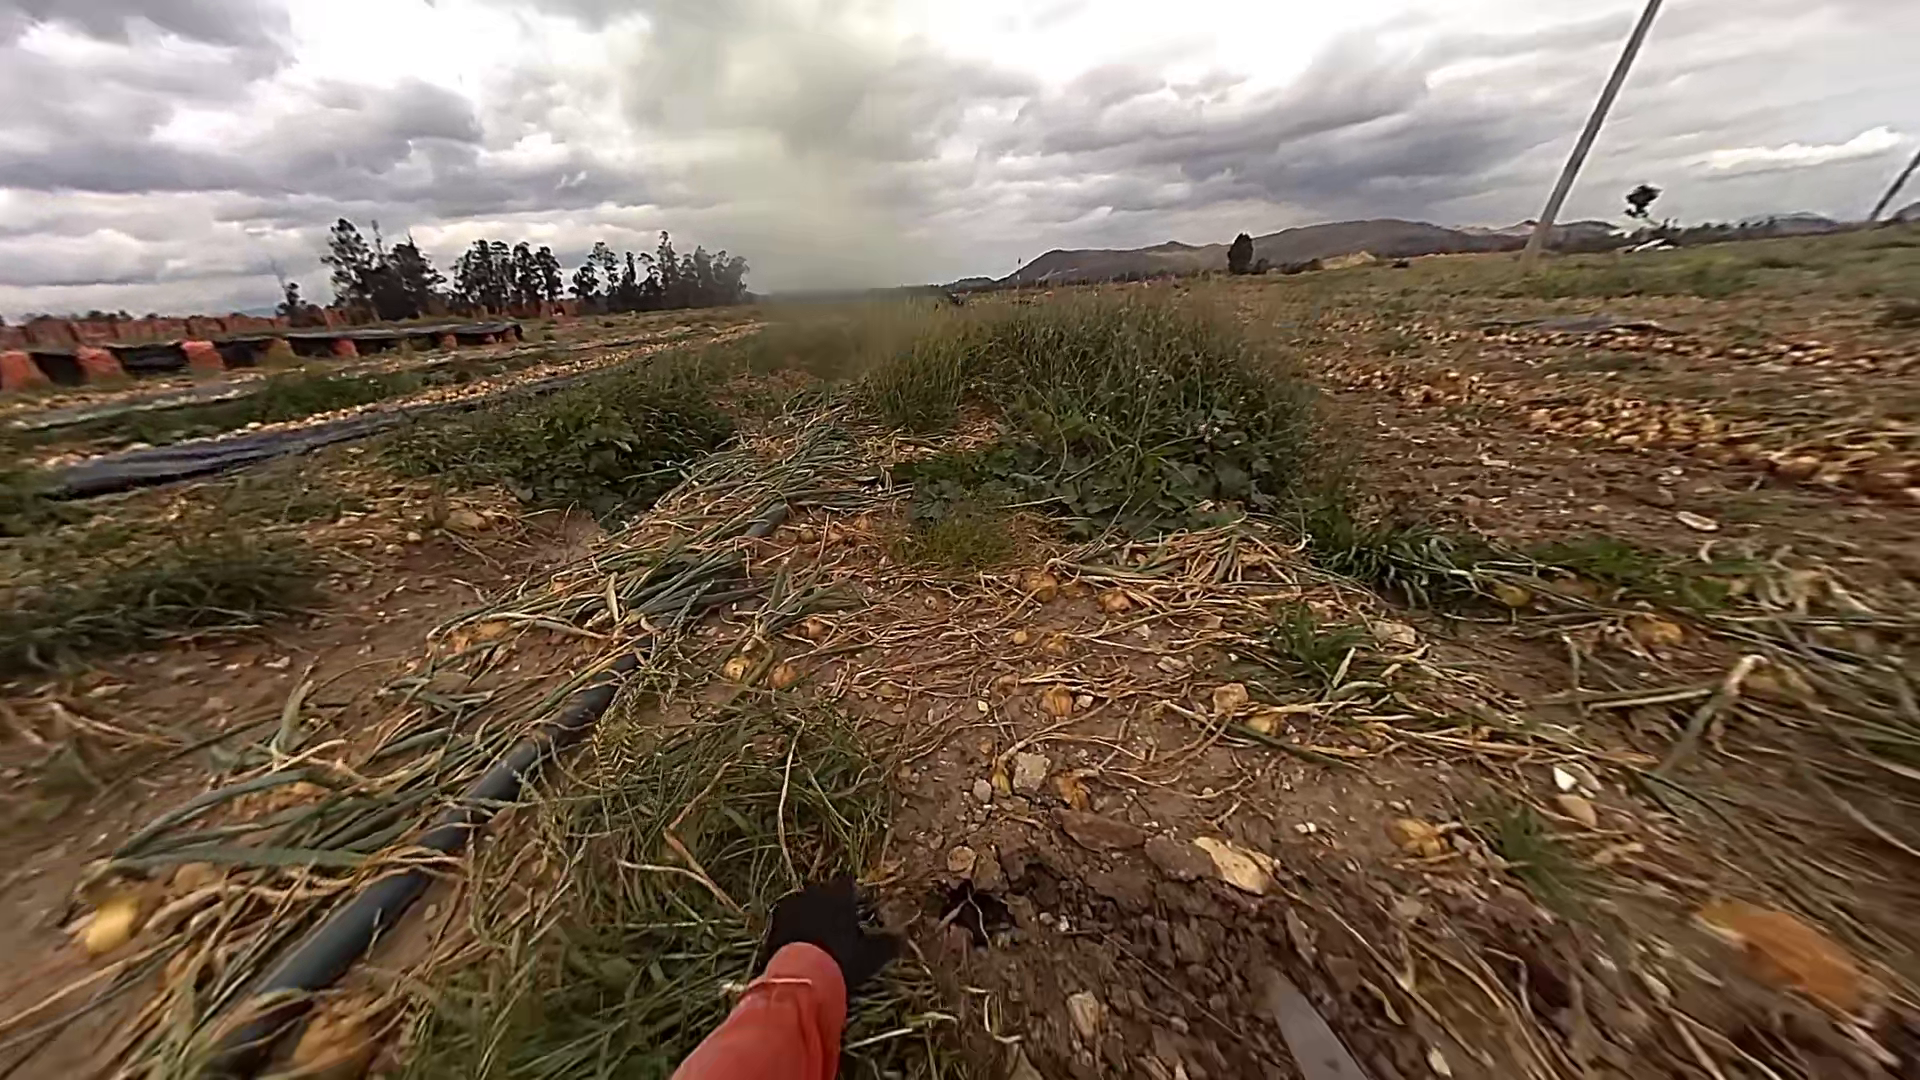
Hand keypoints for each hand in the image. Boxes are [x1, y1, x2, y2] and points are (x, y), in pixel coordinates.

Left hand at [763, 877, 896, 991]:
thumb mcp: (869, 954)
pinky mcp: (774, 923)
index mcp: (839, 893)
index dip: (852, 897)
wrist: (799, 980)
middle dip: (828, 904)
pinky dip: (791, 929)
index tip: (855, 912)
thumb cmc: (839, 961)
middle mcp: (815, 891)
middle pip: (824, 891)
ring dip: (808, 914)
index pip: (848, 884)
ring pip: (804, 903)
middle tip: (834, 926)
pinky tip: (796, 947)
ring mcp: (792, 905)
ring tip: (813, 938)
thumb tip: (903, 938)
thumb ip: (887, 944)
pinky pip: (785, 920)